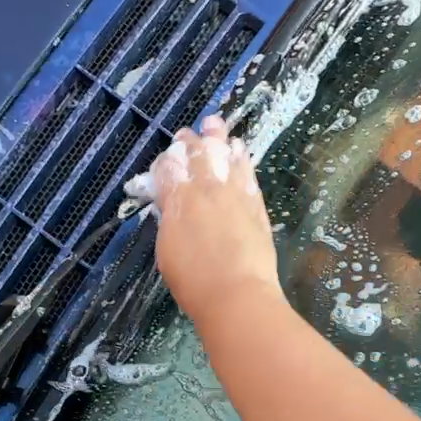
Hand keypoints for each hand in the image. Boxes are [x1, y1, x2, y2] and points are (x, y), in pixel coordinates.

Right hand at [149, 115, 281, 324]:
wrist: (236, 294)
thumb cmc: (193, 283)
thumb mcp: (167, 252)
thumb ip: (170, 222)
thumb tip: (171, 207)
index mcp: (178, 201)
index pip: (168, 169)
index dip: (165, 162)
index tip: (164, 162)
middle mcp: (206, 189)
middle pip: (197, 154)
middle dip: (190, 142)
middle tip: (187, 134)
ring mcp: (235, 193)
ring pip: (226, 155)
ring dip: (219, 139)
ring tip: (215, 127)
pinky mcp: (256, 204)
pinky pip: (248, 173)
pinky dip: (242, 159)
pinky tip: (240, 152)